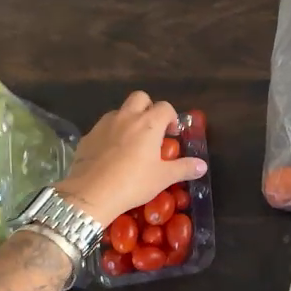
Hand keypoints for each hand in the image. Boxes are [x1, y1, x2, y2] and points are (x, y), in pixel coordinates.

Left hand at [56, 92, 206, 225]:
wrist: (91, 193)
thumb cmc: (133, 183)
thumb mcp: (163, 178)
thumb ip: (184, 168)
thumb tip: (203, 165)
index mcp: (149, 124)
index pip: (165, 107)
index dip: (171, 117)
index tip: (171, 134)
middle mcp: (126, 117)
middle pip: (140, 97)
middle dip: (148, 108)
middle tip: (152, 130)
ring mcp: (104, 124)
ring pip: (120, 110)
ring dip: (129, 119)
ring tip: (131, 142)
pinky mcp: (88, 136)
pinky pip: (103, 127)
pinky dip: (111, 133)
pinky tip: (111, 154)